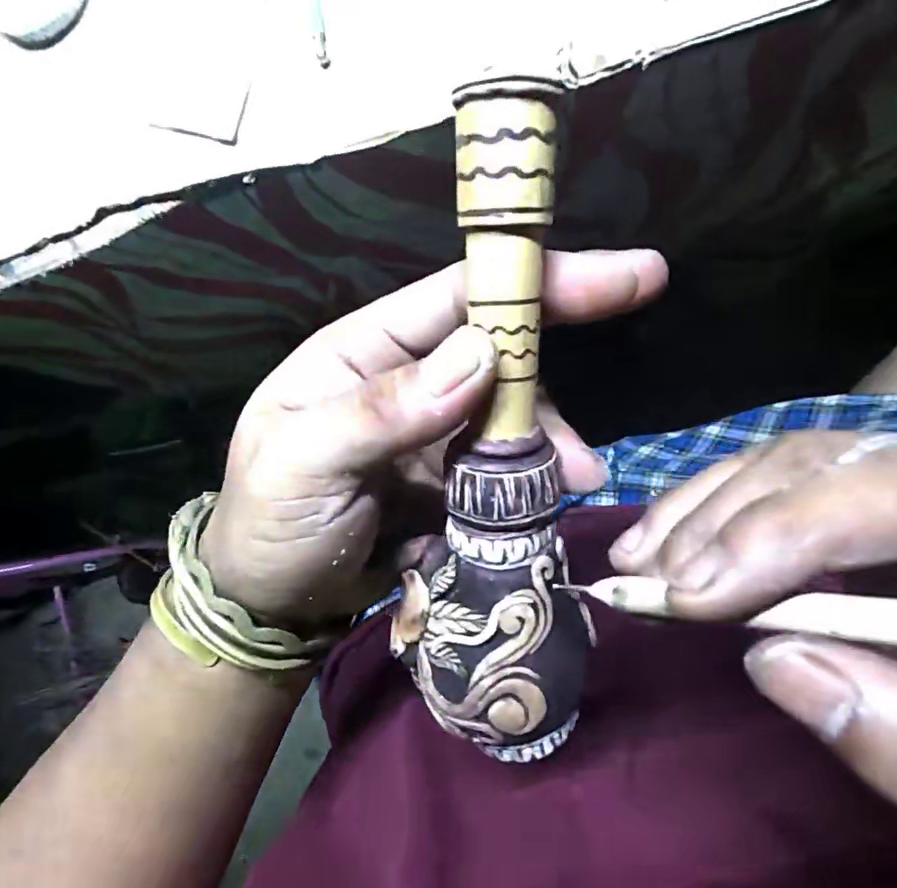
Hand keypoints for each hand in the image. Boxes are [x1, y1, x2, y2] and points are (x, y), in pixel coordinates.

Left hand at [200, 249, 667, 626]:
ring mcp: (425, 435)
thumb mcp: (302, 463)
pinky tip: (543, 507)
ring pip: (506, 421)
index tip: (629, 276)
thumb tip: (480, 356)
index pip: (456, 298)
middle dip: (545, 397)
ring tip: (570, 488)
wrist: (269, 602)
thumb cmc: (267, 524)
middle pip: (496, 361)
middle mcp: (401, 382)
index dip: (537, 281)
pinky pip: (498, 471)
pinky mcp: (440, 483)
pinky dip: (526, 485)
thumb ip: (381, 410)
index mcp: (359, 353)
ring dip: (544, 450)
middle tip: (584, 454)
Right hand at [610, 431, 896, 887]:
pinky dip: (727, 512)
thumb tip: (773, 660)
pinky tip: (674, 544)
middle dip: (733, 518)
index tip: (690, 595)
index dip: (790, 531)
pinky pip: (808, 489)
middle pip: (856, 458)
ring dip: (713, 506)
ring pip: (818, 459)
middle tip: (647, 584)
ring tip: (638, 562)